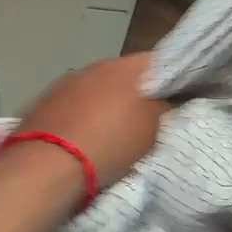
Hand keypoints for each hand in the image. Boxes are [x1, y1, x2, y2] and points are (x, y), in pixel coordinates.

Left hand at [0, 53, 172, 231]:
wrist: (45, 170)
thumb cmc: (113, 142)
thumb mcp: (160, 126)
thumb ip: (174, 105)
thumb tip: (181, 97)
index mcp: (127, 65)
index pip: (166, 61)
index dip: (181, 78)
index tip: (190, 97)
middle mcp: (95, 65)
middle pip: (131, 75)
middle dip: (145, 92)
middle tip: (160, 117)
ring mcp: (64, 84)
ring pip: (101, 89)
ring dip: (113, 105)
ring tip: (123, 132)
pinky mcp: (40, 105)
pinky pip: (76, 106)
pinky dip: (87, 117)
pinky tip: (91, 138)